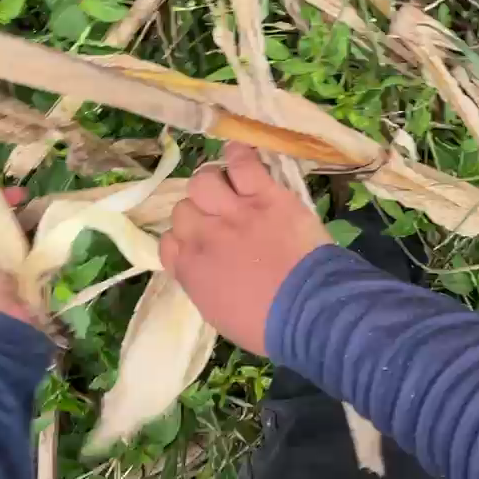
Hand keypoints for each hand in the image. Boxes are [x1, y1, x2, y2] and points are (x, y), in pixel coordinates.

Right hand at [160, 143, 332, 354]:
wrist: (310, 308)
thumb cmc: (268, 323)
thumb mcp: (219, 313)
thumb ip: (204, 281)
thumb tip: (204, 265)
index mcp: (191, 270)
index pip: (168, 241)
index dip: (184, 238)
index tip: (200, 242)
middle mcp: (205, 236)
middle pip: (183, 208)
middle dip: (198, 212)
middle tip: (219, 216)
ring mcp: (236, 212)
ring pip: (204, 181)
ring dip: (213, 184)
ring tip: (229, 186)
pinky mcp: (267, 196)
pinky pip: (243, 164)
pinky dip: (238, 155)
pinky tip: (239, 154)